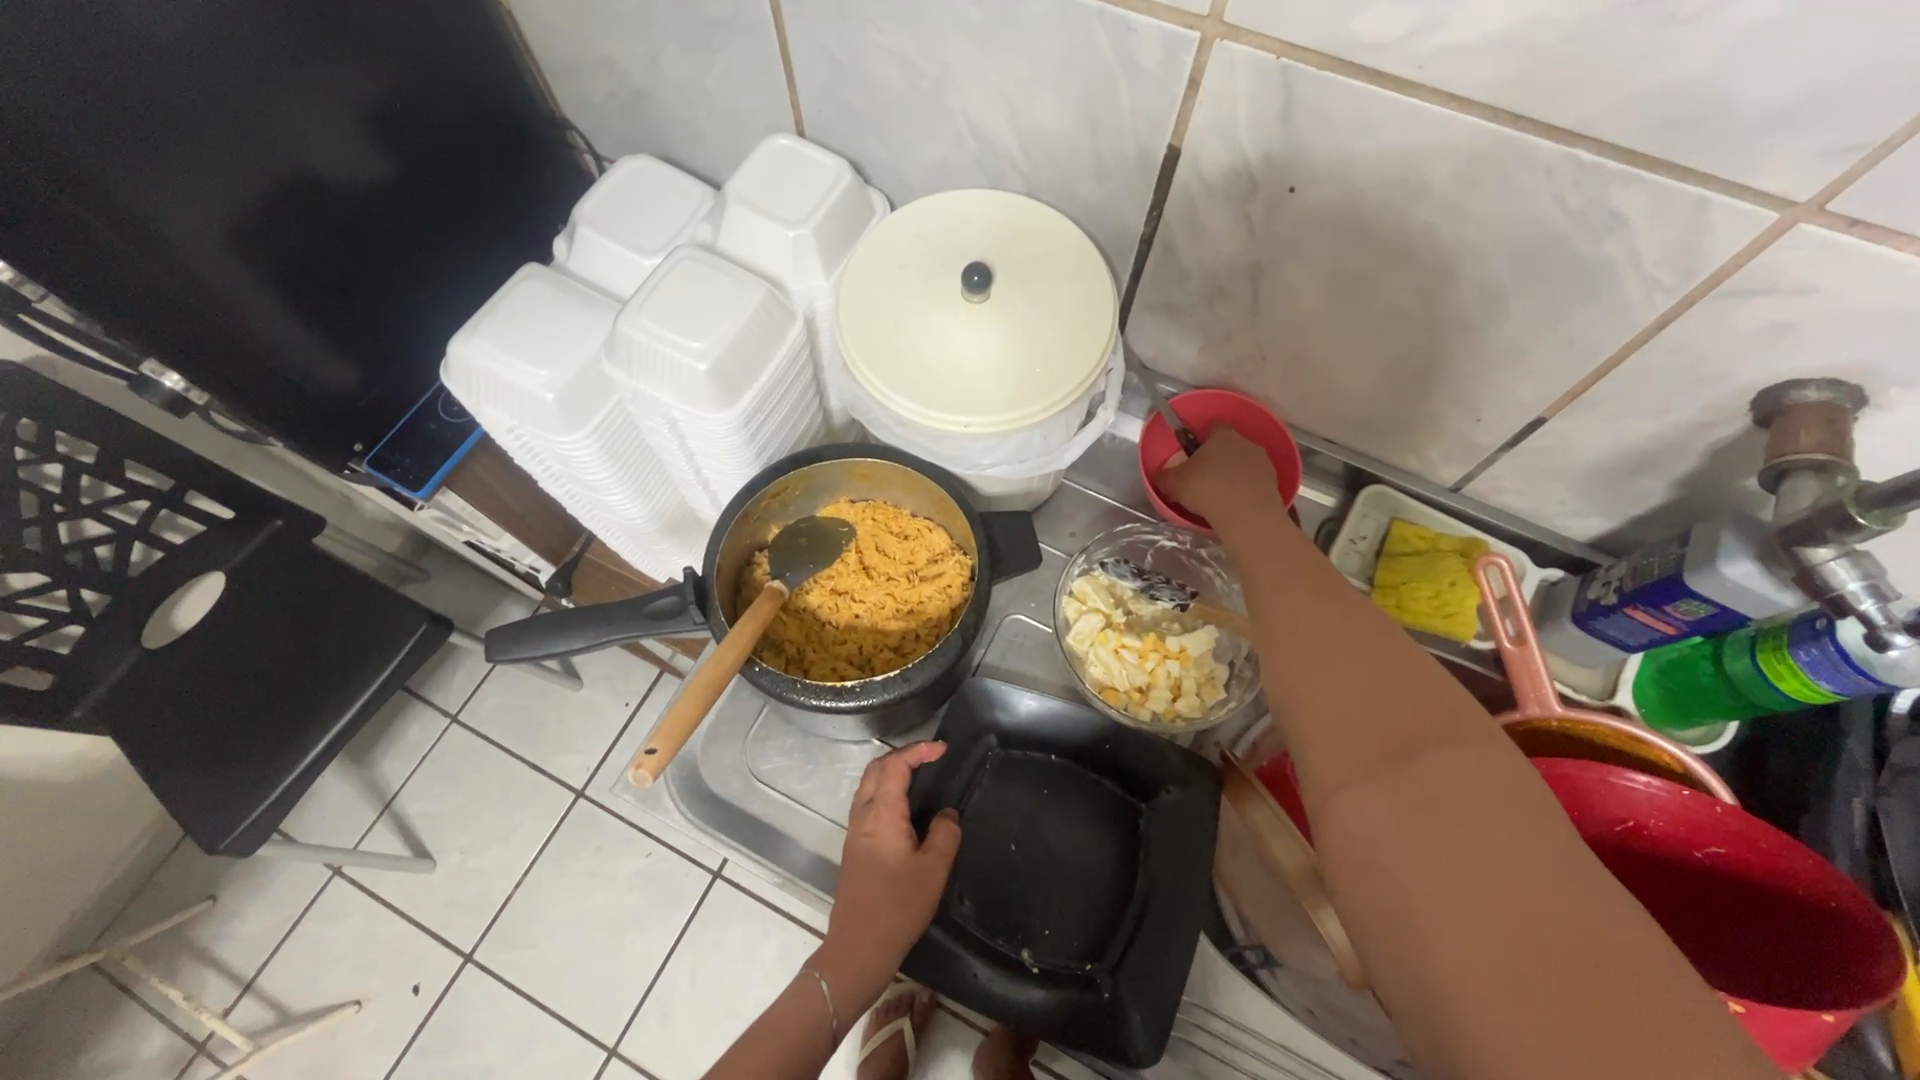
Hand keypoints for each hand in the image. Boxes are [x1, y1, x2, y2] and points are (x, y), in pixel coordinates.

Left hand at [816, 742, 961, 1005]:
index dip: (918, 751)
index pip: (896, 765)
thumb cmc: (897, 907)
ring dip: (891, 773)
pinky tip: (906, 810)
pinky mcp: (854, 848)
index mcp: (882, 814)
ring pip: (869, 787)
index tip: (943, 749)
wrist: (858, 947)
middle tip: (931, 758)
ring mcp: (855, 832)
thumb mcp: (933, 870)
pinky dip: (886, 793)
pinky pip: (868, 805)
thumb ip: (945, 835)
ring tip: (921, 778)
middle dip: (902, 756)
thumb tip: (947, 815)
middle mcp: (863, 816)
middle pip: (876, 769)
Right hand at [1156, 424, 1279, 523]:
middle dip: (1220, 457)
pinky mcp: (1273, 483)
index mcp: (1222, 435)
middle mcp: (1246, 443)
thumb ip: (1165, 477)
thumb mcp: (1174, 483)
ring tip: (1222, 494)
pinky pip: (1256, 482)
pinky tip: (1236, 505)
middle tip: (1205, 476)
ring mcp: (1263, 462)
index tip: (1195, 453)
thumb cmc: (1206, 488)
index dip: (1204, 439)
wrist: (1245, 513)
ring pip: (1246, 464)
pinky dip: (1247, 490)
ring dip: (1236, 474)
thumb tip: (1160, 476)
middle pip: (1231, 445)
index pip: (1214, 427)